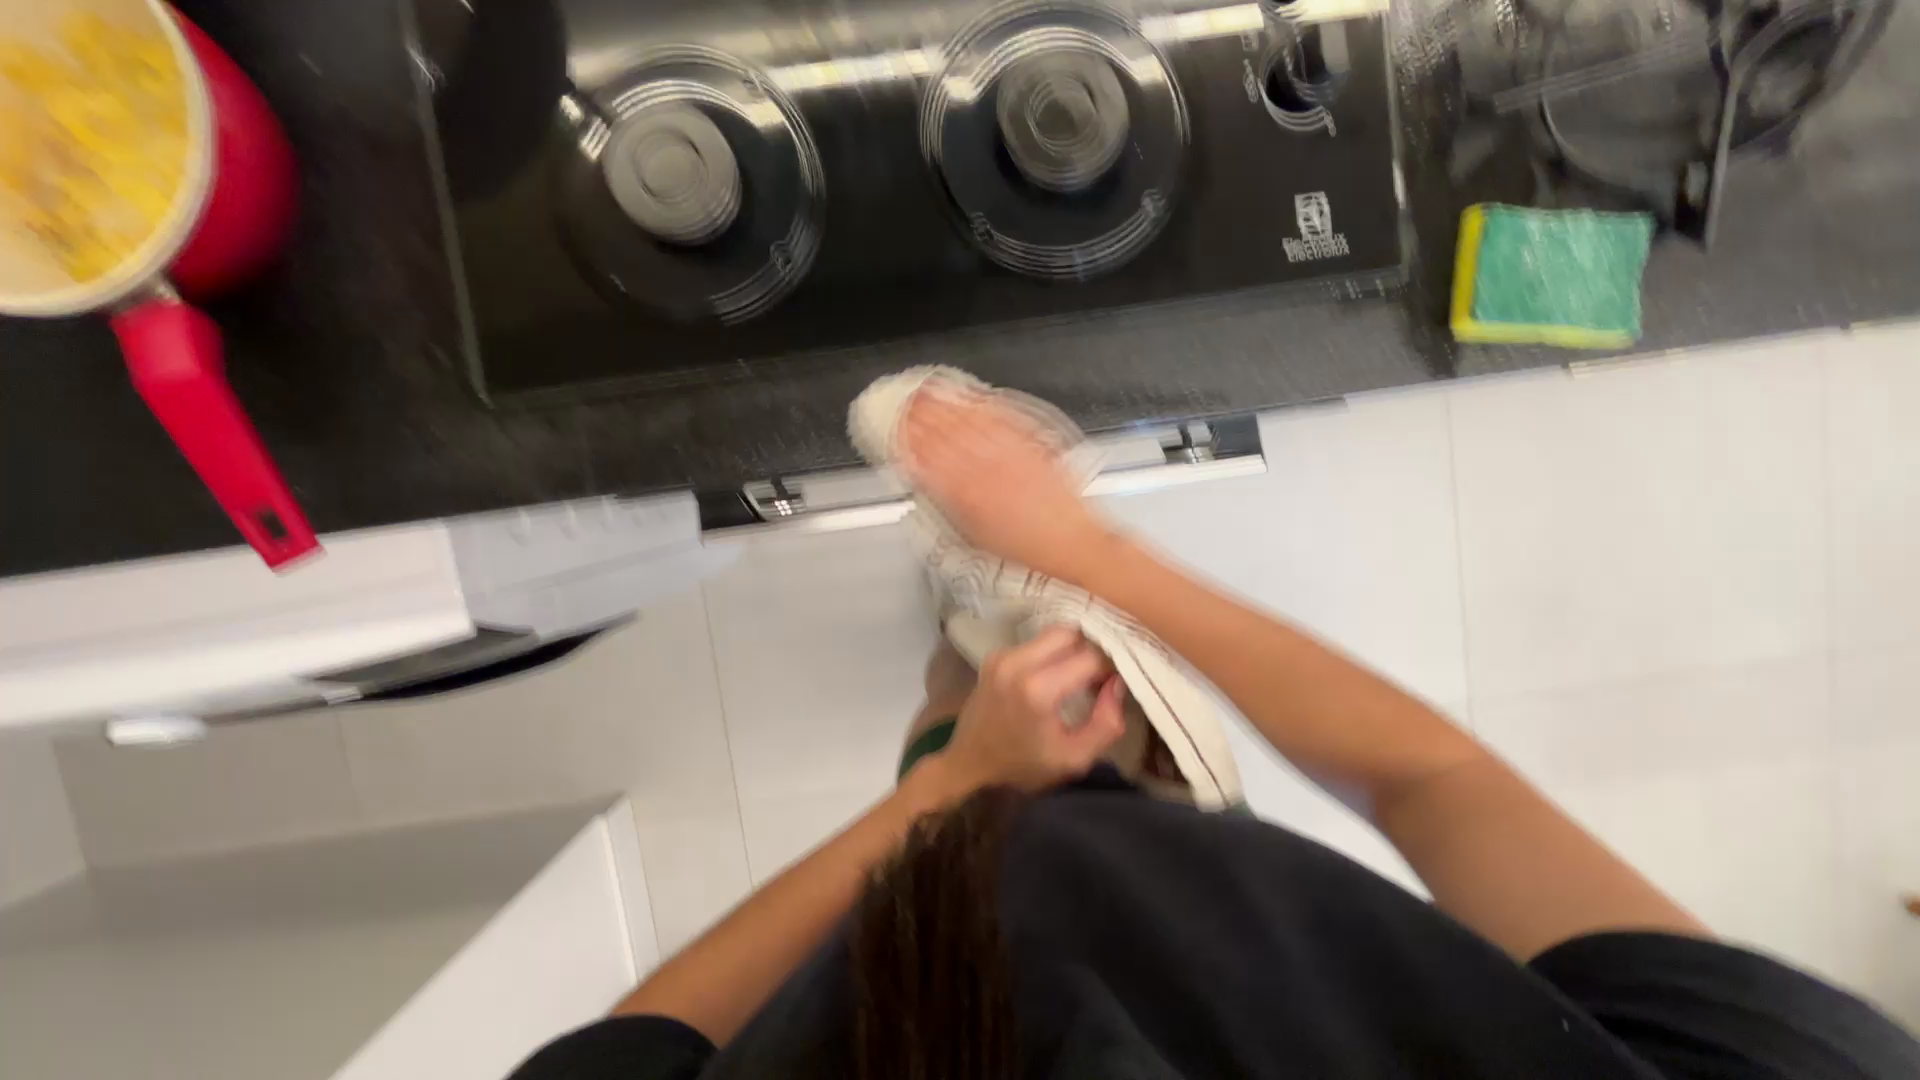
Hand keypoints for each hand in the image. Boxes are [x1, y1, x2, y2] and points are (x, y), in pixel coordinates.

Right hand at [898, 389, 1115, 581]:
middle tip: (903, 399)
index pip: (926, 455)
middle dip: (920, 413)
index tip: (892, 425)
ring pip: (970, 420)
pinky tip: (974, 397)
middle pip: (945, 431)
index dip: (905, 437)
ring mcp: (1009, 452)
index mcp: (965, 491)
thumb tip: (926, 480)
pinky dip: (984, 404)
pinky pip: (1003, 418)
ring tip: (929, 389)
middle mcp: (986, 467)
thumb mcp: (972, 536)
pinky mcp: (1032, 445)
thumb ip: (946, 503)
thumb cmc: (1026, 548)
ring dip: (946, 402)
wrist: (1071, 543)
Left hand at [935, 626, 1127, 791]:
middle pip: (1070, 633)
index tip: (1115, 683)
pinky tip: (1056, 675)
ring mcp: (1002, 655)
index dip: (1110, 667)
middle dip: (1090, 649)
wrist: (970, 766)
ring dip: (1071, 649)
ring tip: (1079, 675)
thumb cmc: (1023, 767)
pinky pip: (1034, 642)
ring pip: (1052, 633)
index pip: (1090, 657)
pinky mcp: (994, 656)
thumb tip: (1117, 683)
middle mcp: (1017, 663)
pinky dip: (1051, 652)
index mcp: (1038, 689)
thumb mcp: (1074, 758)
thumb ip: (1106, 723)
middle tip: (1099, 675)